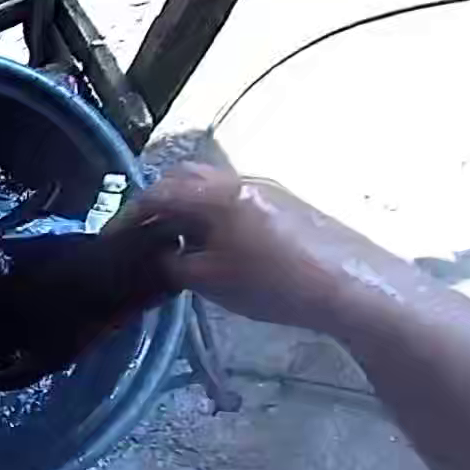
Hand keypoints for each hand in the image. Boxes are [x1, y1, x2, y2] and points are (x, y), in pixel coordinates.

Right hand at [116, 162, 430, 336]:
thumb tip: (158, 257)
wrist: (361, 292)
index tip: (108, 240)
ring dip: (182, 206)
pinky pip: (229, 197)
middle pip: (181, 178)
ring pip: (207, 186)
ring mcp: (266, 189)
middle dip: (153, 202)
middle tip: (138, 232)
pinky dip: (206, 212)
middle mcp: (239, 182)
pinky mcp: (285, 203)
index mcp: (217, 196)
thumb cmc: (275, 283)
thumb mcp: (207, 280)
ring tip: (171, 238)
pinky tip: (208, 241)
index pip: (154, 196)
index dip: (125, 217)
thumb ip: (170, 264)